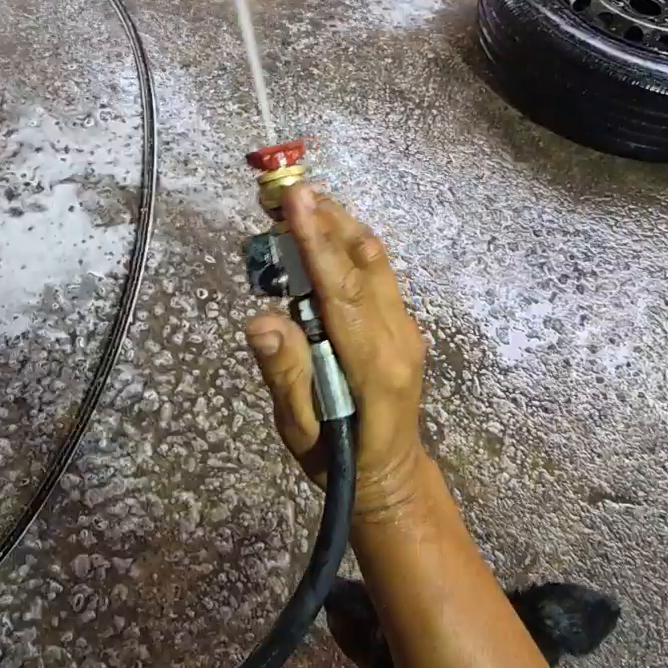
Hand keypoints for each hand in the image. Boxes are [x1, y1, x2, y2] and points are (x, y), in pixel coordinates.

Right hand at [246, 182, 429, 520]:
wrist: (391, 476)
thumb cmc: (338, 460)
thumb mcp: (302, 430)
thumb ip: (286, 373)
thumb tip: (260, 321)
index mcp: (375, 365)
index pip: (342, 290)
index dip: (317, 242)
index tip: (296, 200)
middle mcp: (400, 336)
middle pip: (365, 261)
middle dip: (325, 219)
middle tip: (284, 191)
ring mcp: (407, 327)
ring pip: (376, 259)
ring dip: (339, 224)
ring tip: (299, 201)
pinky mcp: (404, 323)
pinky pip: (378, 272)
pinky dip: (348, 244)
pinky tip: (322, 232)